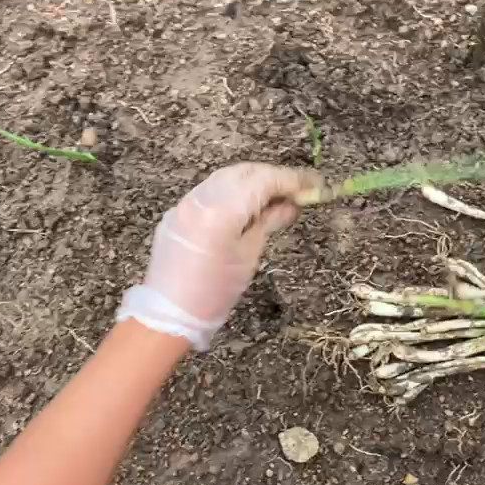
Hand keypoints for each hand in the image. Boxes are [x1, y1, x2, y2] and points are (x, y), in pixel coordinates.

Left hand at [115, 163, 319, 349]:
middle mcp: (201, 198)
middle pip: (244, 172)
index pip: (263, 181)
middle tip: (297, 190)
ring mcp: (185, 204)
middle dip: (272, 177)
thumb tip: (290, 204)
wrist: (170, 312)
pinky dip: (232, 191)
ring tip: (274, 198)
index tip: (314, 184)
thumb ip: (268, 222)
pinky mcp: (177, 213)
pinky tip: (245, 206)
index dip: (291, 179)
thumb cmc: (214, 292)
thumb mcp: (248, 256)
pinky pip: (209, 191)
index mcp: (222, 211)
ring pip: (225, 177)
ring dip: (252, 181)